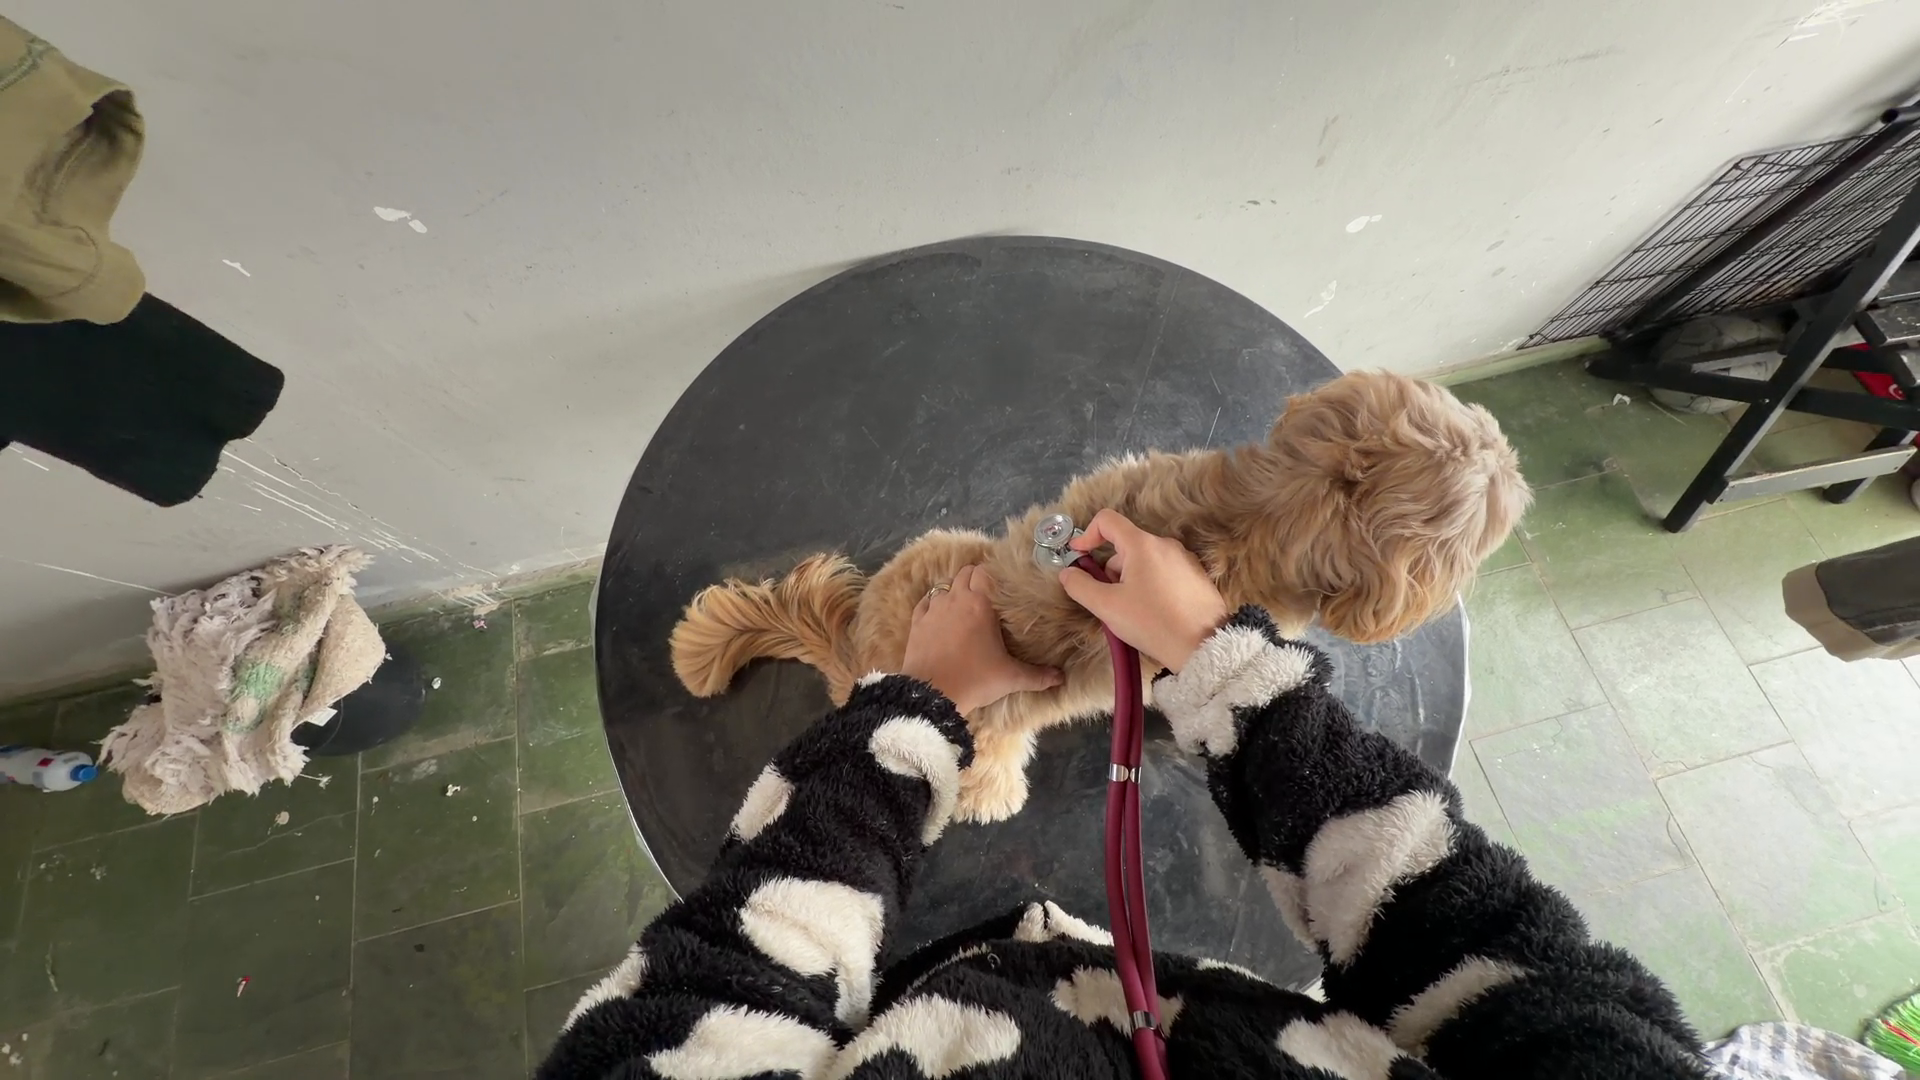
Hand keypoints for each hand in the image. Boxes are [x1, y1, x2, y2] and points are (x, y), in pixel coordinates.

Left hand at [900, 565, 1061, 713]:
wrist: (932, 695)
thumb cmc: (975, 679)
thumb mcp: (1011, 678)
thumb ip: (1038, 676)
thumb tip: (1062, 678)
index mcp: (980, 604)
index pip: (985, 572)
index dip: (992, 575)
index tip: (1001, 585)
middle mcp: (956, 599)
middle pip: (965, 573)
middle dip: (974, 579)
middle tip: (986, 595)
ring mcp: (933, 609)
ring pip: (944, 586)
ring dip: (954, 591)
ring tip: (964, 606)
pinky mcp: (916, 622)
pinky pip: (925, 603)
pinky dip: (932, 604)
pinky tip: (939, 615)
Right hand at [1056, 509, 1229, 672]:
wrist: (1204, 646)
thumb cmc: (1152, 622)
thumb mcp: (1107, 606)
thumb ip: (1080, 586)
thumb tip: (1068, 572)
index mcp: (1142, 545)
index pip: (1107, 520)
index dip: (1086, 534)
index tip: (1078, 556)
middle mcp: (1165, 544)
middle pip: (1124, 546)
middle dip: (1110, 569)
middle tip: (1109, 600)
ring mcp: (1184, 559)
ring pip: (1143, 560)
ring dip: (1129, 579)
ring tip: (1133, 611)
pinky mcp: (1196, 576)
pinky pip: (1162, 571)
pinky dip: (1149, 584)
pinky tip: (1153, 612)